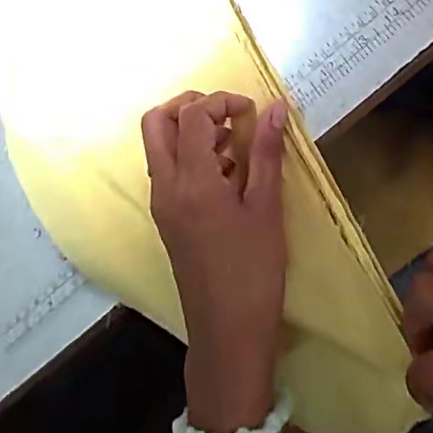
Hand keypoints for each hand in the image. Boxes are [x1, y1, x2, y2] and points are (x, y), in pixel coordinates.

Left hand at [143, 92, 289, 432]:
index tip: (251, 109)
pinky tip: (229, 173)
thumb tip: (274, 108)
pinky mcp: (167, 218)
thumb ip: (266, 152)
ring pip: (159, 145)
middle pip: (157, 121)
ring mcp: (161, 204)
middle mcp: (166, 186)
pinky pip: (169, 170)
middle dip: (191, 104)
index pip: (191, 115)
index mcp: (191, 181)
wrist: (227, 332)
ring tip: (235, 143)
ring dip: (190, 130)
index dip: (221, 100)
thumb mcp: (266, 207)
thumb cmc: (254, 270)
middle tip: (229, 114)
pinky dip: (191, 155)